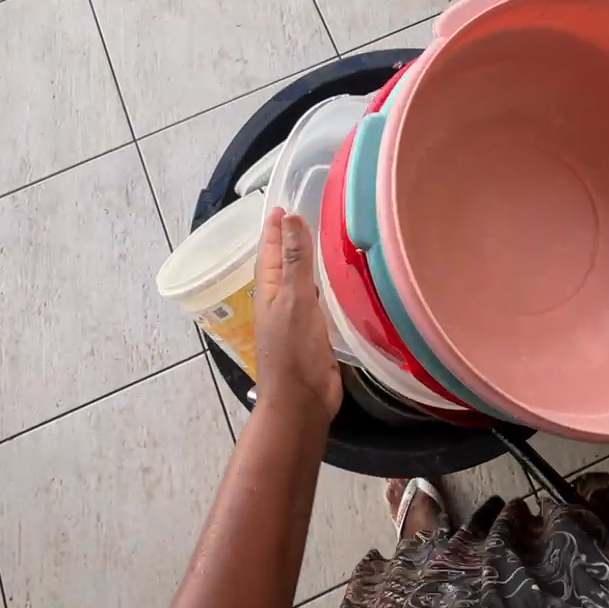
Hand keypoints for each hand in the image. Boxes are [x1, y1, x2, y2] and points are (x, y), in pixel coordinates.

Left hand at [253, 208, 341, 424]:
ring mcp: (295, 317)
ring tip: (324, 242)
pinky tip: (339, 281)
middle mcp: (279, 300)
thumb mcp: (295, 299)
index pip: (269, 249)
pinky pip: (316, 299)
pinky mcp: (313, 331)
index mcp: (269, 290)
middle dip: (289, 241)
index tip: (282, 206)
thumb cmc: (294, 351)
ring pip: (299, 280)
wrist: (302, 401)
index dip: (274, 228)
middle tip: (305, 217)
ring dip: (306, 262)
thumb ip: (295, 259)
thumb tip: (289, 217)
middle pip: (282, 263)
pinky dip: (323, 284)